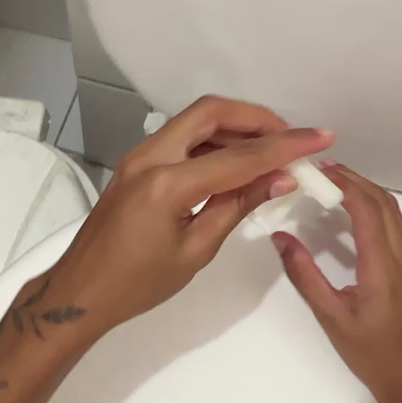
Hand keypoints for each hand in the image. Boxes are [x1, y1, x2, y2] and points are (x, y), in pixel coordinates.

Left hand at [47, 96, 333, 336]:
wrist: (81, 291)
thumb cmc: (137, 284)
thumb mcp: (196, 250)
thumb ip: (237, 205)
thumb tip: (280, 178)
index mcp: (166, 184)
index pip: (237, 156)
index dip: (284, 146)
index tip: (320, 138)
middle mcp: (149, 157)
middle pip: (210, 112)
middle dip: (256, 118)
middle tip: (291, 138)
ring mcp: (138, 157)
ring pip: (194, 121)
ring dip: (235, 128)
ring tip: (271, 151)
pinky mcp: (136, 164)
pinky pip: (181, 138)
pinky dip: (212, 142)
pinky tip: (236, 163)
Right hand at [271, 164, 401, 402]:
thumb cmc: (369, 352)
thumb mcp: (330, 316)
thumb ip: (305, 276)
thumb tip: (280, 238)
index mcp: (382, 267)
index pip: (367, 210)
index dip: (344, 184)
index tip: (317, 172)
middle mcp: (401, 257)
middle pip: (383, 202)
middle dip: (354, 179)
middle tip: (320, 170)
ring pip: (392, 211)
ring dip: (364, 190)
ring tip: (332, 182)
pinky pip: (393, 224)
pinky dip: (372, 206)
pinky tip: (349, 210)